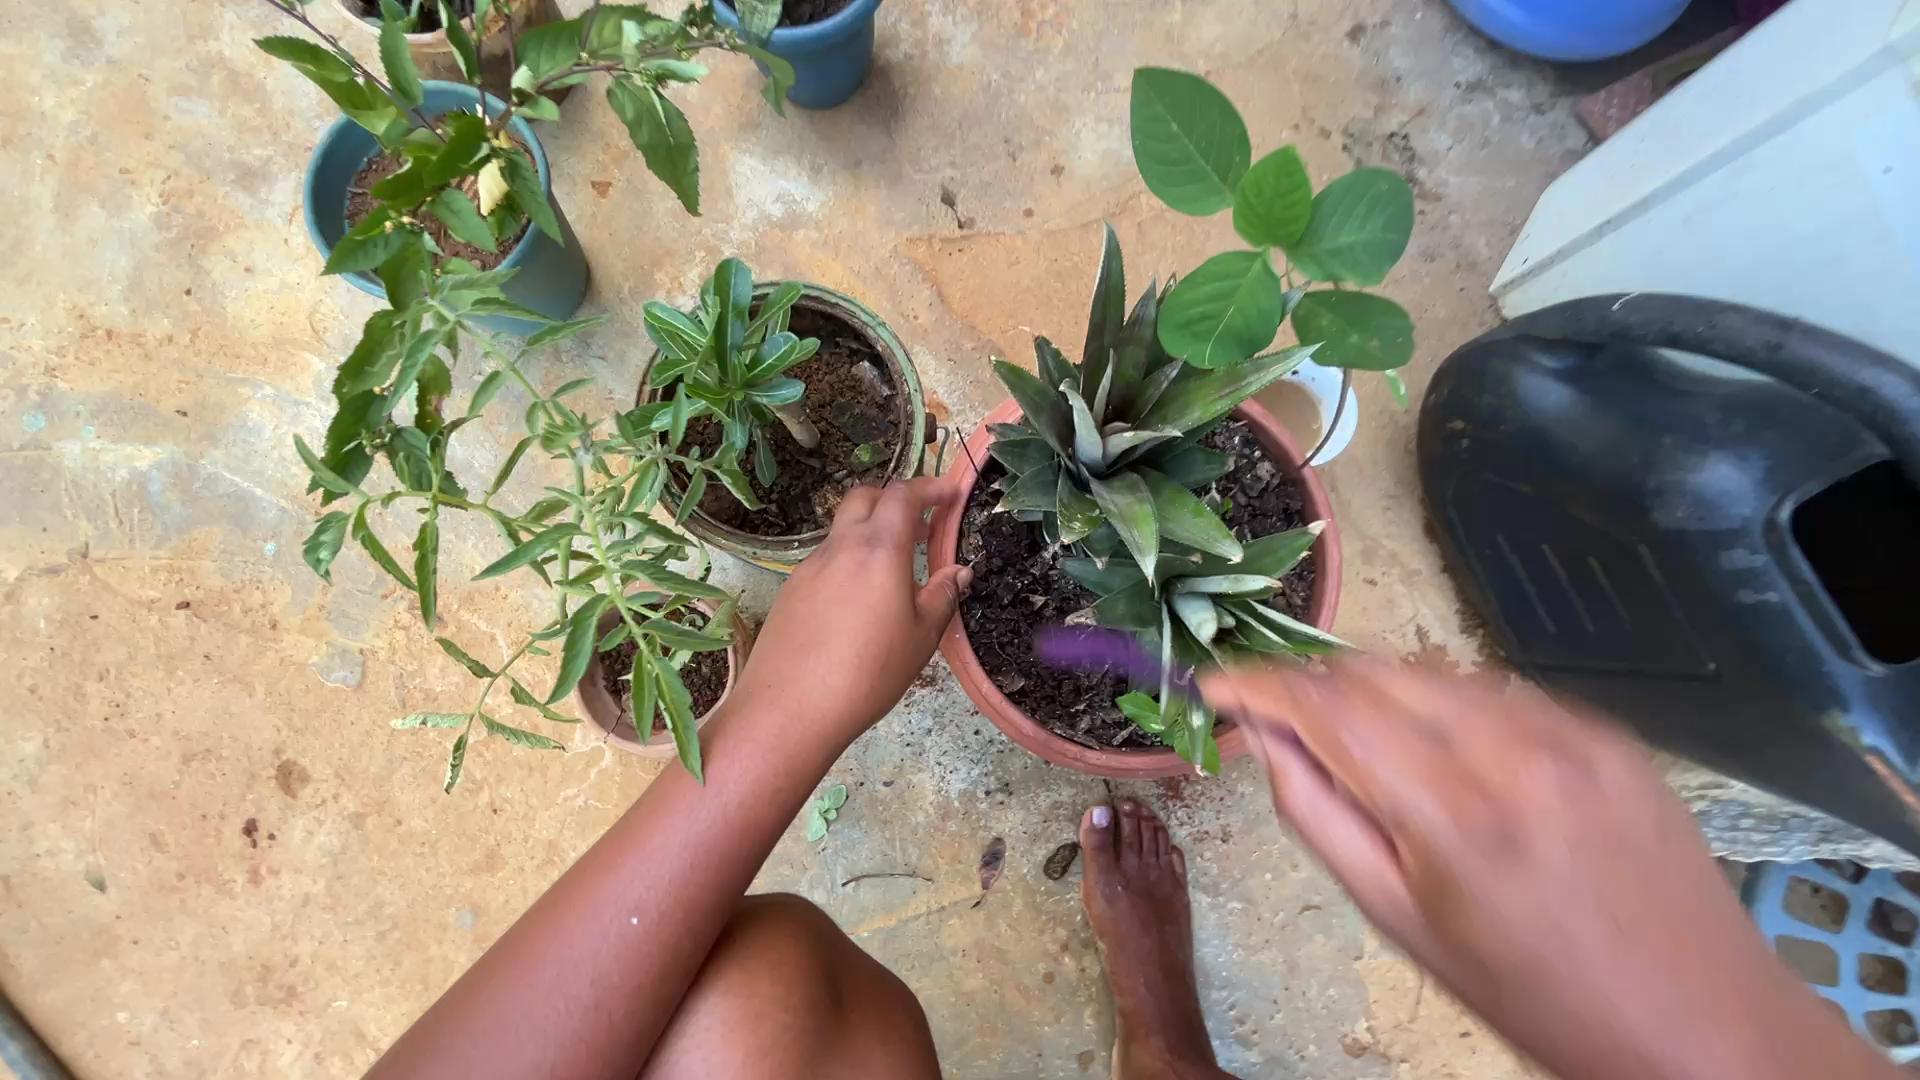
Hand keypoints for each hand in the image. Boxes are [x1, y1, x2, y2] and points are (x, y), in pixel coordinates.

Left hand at [725, 477, 970, 742]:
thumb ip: (943, 596)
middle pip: (864, 498)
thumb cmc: (869, 672)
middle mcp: (841, 547)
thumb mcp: (921, 637)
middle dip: (894, 499)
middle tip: (920, 525)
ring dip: (870, 532)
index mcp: (879, 549)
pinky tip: (857, 602)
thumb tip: (960, 571)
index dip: (930, 488)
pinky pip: (826, 560)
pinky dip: (848, 561)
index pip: (903, 495)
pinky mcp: (790, 591)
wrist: (789, 708)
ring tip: (893, 569)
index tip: (951, 494)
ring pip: (842, 531)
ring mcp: (809, 567)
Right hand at [1200, 657, 1898, 1079]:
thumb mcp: (1391, 913)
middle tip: (1275, 713)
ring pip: (1420, 668)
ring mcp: (1565, 729)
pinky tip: (1434, 746)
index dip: (1256, 684)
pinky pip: (1480, 686)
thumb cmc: (1521, 988)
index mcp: (1450, 812)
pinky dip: (1430, 700)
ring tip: (1352, 734)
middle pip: (1367, 670)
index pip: (1324, 708)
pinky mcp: (1599, 727)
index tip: (1213, 683)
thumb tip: (1263, 734)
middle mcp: (1509, 749)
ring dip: (1365, 688)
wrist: (1704, 1028)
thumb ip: (1312, 809)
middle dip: (1305, 682)